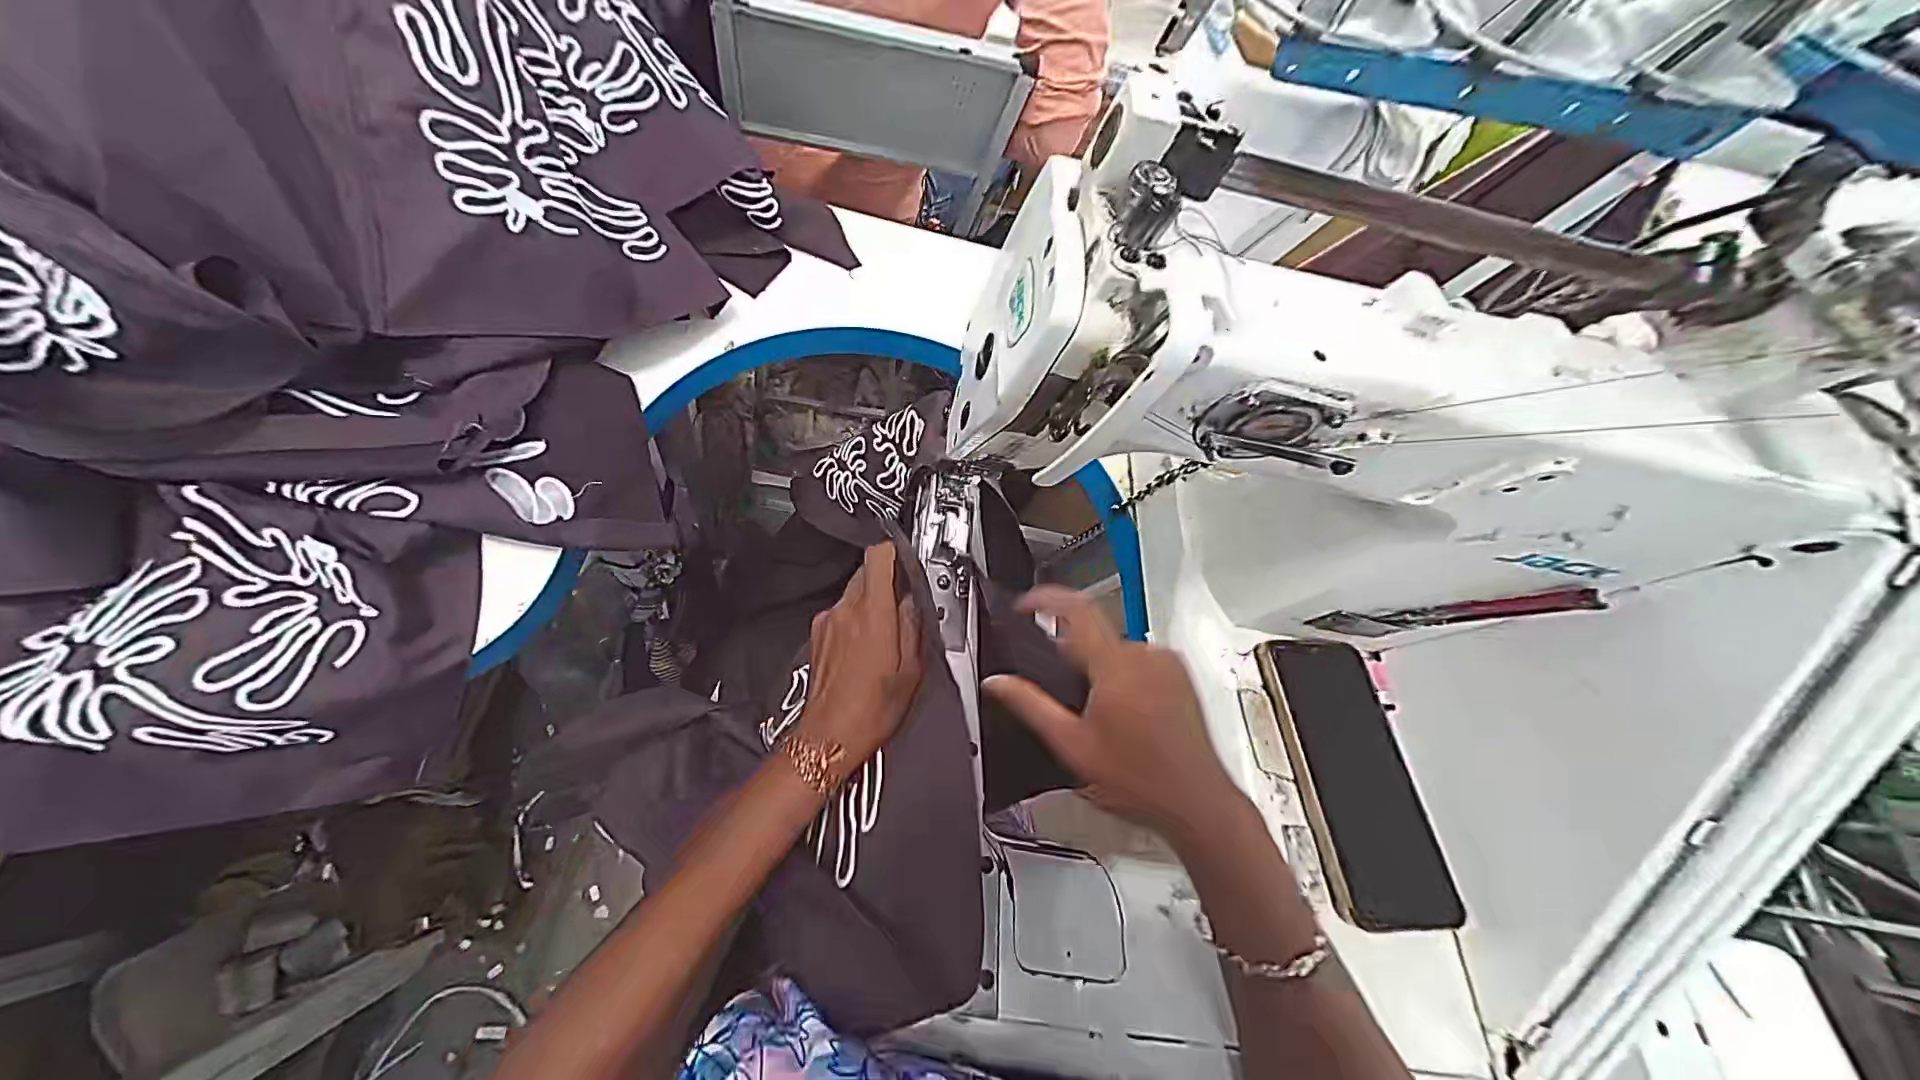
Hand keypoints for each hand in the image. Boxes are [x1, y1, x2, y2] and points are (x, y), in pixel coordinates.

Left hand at [796, 542, 923, 774]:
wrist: (829, 735)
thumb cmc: (870, 710)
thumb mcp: (911, 669)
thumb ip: (914, 625)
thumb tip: (914, 602)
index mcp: (872, 613)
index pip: (878, 555)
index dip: (895, 550)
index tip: (907, 558)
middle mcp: (845, 610)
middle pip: (866, 571)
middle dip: (887, 581)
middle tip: (905, 604)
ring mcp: (827, 621)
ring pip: (854, 593)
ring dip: (872, 603)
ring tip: (887, 636)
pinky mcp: (817, 635)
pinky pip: (842, 614)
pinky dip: (856, 621)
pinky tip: (868, 649)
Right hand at [984, 586, 1241, 839]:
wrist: (1195, 802)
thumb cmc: (1143, 781)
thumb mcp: (1072, 745)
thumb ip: (1029, 705)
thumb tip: (998, 684)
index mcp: (1116, 667)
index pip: (1077, 609)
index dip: (1045, 599)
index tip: (1027, 604)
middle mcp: (1147, 657)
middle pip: (1095, 633)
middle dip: (1072, 652)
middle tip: (1061, 684)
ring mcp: (1168, 664)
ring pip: (1118, 647)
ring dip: (1101, 666)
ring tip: (1099, 712)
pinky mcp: (1181, 675)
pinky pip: (1142, 658)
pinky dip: (1125, 674)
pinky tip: (1125, 712)